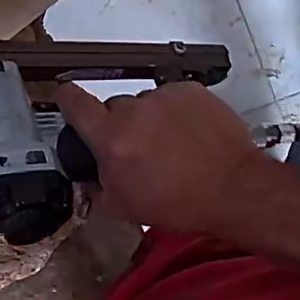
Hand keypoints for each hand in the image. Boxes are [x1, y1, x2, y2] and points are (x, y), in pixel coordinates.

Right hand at [54, 82, 265, 234]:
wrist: (233, 188)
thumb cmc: (184, 201)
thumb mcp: (124, 208)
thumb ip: (95, 191)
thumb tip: (87, 182)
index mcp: (112, 137)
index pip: (73, 101)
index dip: (66, 98)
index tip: (66, 96)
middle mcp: (136, 110)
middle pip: (114, 108)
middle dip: (121, 128)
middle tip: (139, 152)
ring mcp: (165, 97)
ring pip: (146, 104)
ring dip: (151, 121)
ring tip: (172, 149)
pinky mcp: (191, 91)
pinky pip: (173, 98)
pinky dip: (177, 113)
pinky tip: (188, 138)